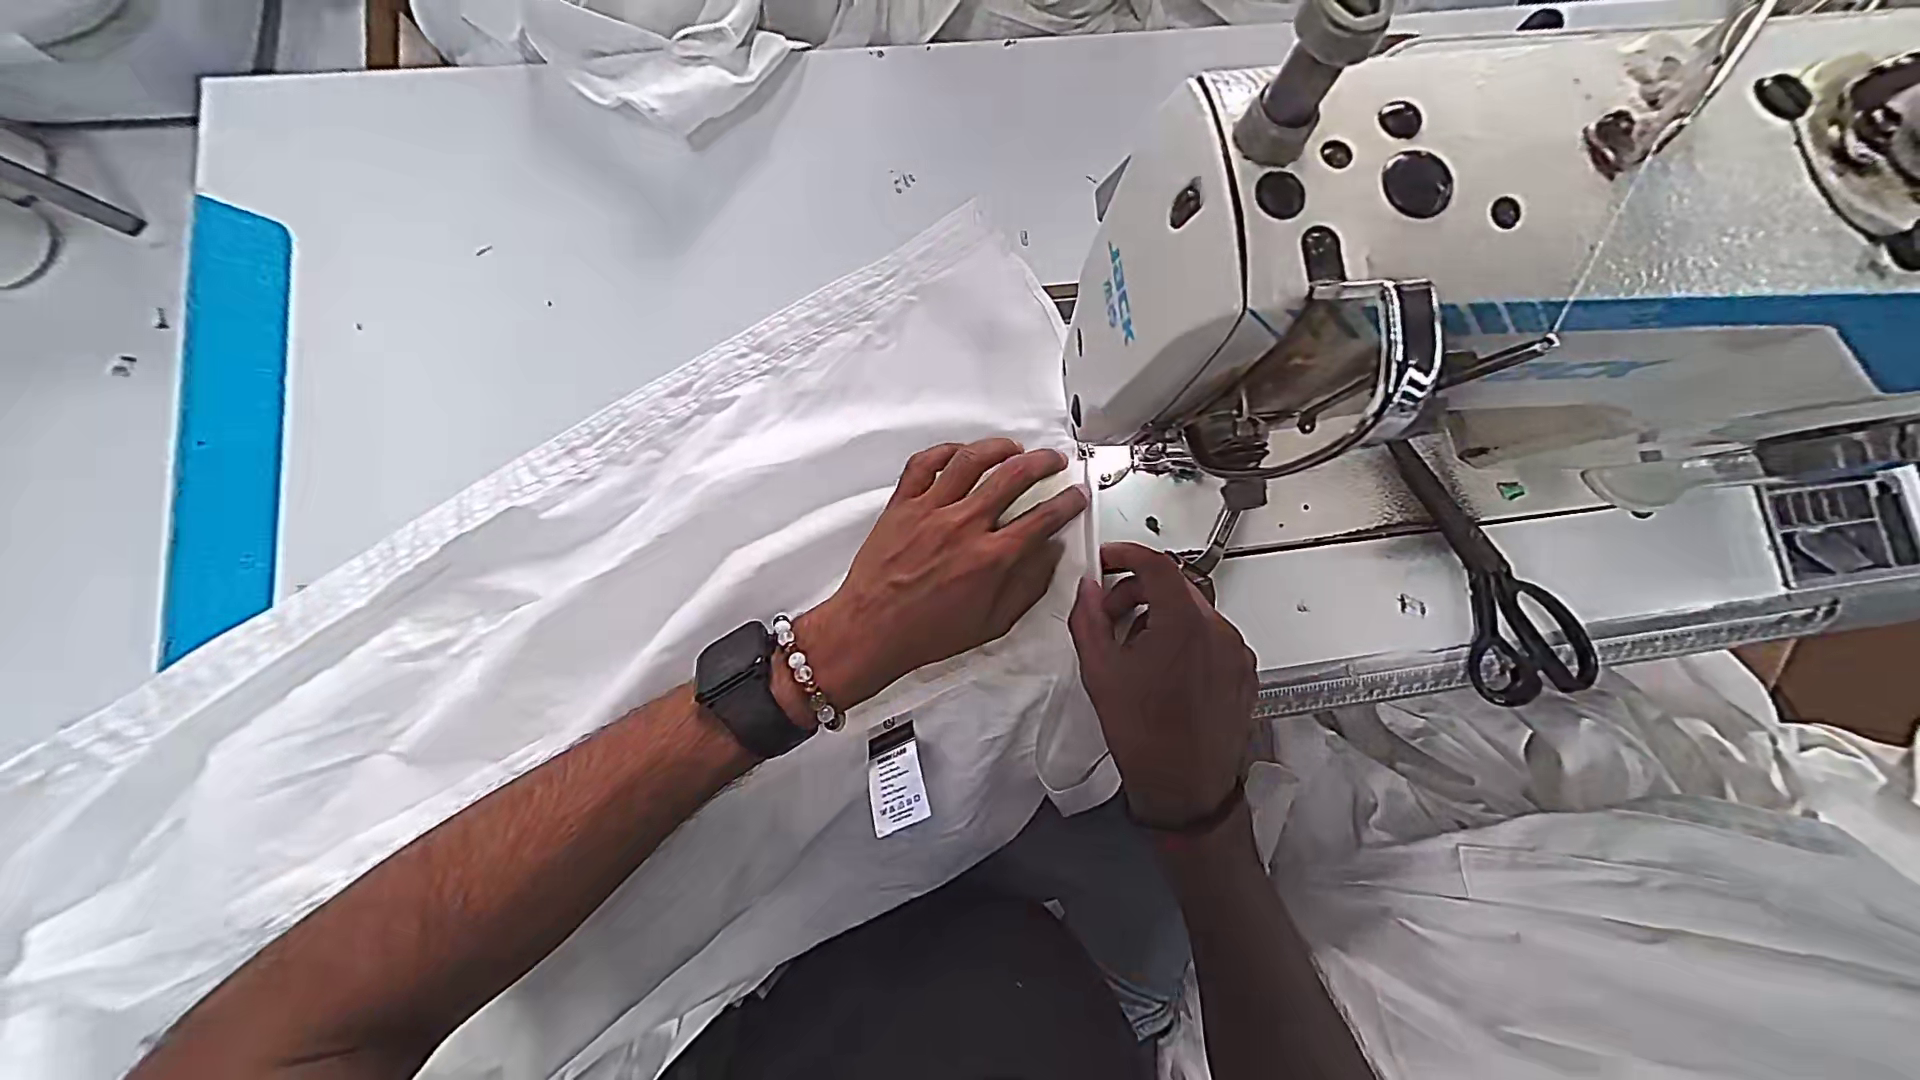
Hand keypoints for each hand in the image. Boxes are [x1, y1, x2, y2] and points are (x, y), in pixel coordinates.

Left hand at [778, 438, 1087, 722]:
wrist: (871, 631)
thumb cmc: (924, 632)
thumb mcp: (993, 622)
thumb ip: (1028, 585)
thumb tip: (1049, 556)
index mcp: (991, 558)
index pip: (1043, 517)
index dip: (1067, 502)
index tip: (1073, 497)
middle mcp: (963, 527)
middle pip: (1014, 476)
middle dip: (1043, 463)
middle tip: (1051, 462)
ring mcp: (930, 511)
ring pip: (972, 459)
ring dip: (1000, 447)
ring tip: (1013, 448)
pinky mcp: (902, 505)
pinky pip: (924, 464)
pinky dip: (945, 451)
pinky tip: (959, 452)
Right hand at [1068, 542, 1257, 826]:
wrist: (1185, 788)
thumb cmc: (1148, 738)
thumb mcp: (1100, 671)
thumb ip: (1088, 619)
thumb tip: (1088, 591)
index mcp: (1184, 625)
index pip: (1157, 564)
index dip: (1126, 554)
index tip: (1110, 559)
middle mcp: (1218, 632)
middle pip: (1175, 585)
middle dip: (1137, 591)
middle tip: (1112, 614)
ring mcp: (1235, 652)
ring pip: (1193, 610)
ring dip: (1160, 615)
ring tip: (1136, 650)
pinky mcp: (1243, 671)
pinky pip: (1211, 635)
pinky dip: (1184, 637)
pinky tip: (1162, 667)